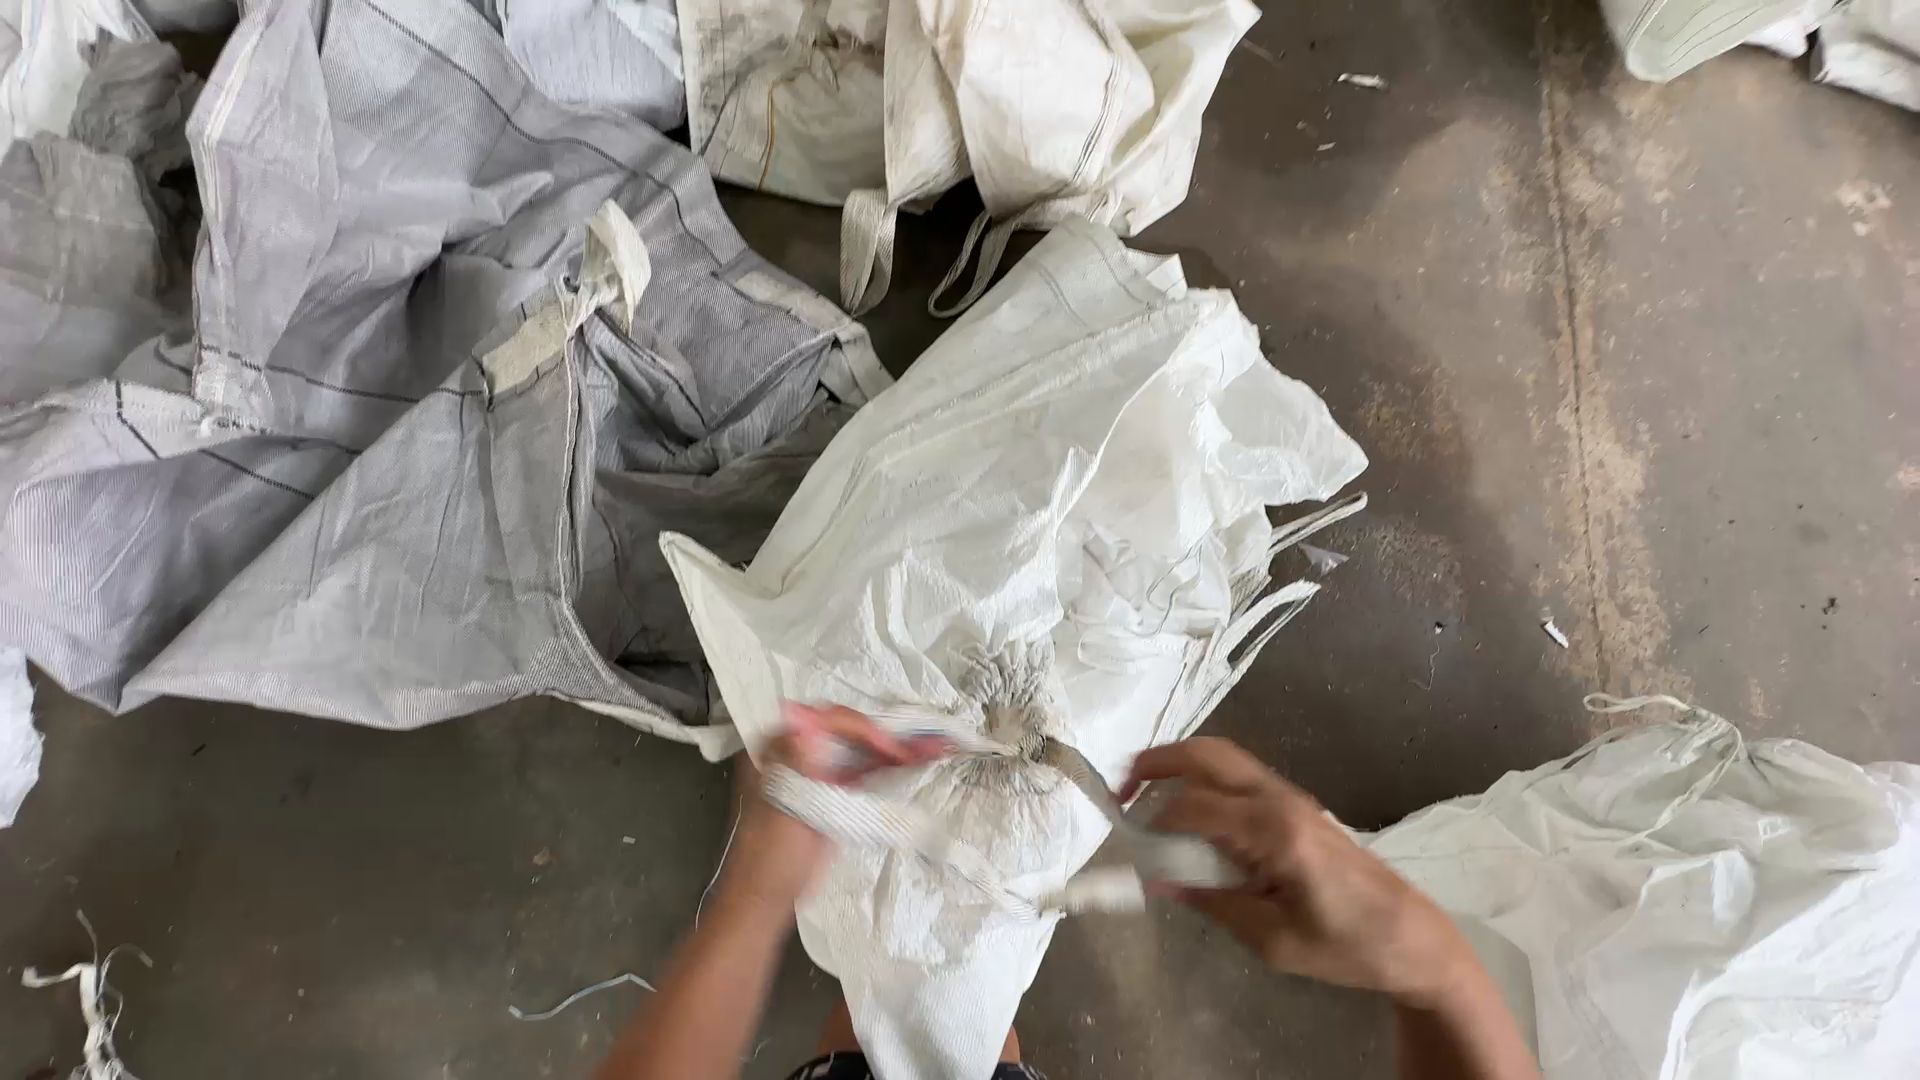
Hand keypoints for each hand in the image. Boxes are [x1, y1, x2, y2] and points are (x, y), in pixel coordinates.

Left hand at [716, 703, 947, 912]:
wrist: (767, 902)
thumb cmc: (768, 860)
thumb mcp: (781, 810)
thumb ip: (795, 763)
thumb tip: (800, 714)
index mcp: (778, 748)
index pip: (824, 721)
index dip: (859, 729)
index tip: (888, 747)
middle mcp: (800, 750)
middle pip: (849, 730)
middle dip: (887, 734)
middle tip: (924, 742)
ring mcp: (820, 769)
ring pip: (862, 747)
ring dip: (897, 746)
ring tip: (935, 743)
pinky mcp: (836, 789)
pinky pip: (866, 768)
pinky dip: (892, 764)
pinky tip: (921, 758)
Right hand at [1126, 737, 1475, 1005]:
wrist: (1414, 937)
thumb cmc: (1347, 945)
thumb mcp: (1273, 940)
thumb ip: (1213, 902)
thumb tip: (1159, 880)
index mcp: (1275, 832)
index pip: (1194, 808)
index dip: (1156, 824)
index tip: (1136, 849)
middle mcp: (1279, 798)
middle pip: (1206, 755)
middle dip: (1156, 762)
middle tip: (1123, 786)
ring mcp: (1288, 794)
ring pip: (1221, 754)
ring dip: (1178, 764)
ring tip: (1146, 789)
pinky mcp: (1294, 801)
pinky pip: (1236, 771)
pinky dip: (1201, 775)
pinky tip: (1189, 805)